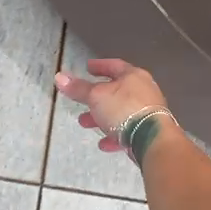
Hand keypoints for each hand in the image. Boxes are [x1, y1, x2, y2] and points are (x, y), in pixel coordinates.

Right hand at [55, 59, 169, 154]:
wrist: (151, 139)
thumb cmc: (123, 109)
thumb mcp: (95, 96)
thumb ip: (78, 88)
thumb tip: (59, 77)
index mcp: (133, 76)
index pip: (114, 65)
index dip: (100, 66)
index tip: (88, 67)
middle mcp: (144, 91)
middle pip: (117, 91)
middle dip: (97, 98)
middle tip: (82, 101)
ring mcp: (148, 111)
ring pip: (121, 112)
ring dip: (102, 117)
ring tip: (85, 123)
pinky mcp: (149, 130)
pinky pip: (128, 130)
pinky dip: (115, 135)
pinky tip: (104, 144)